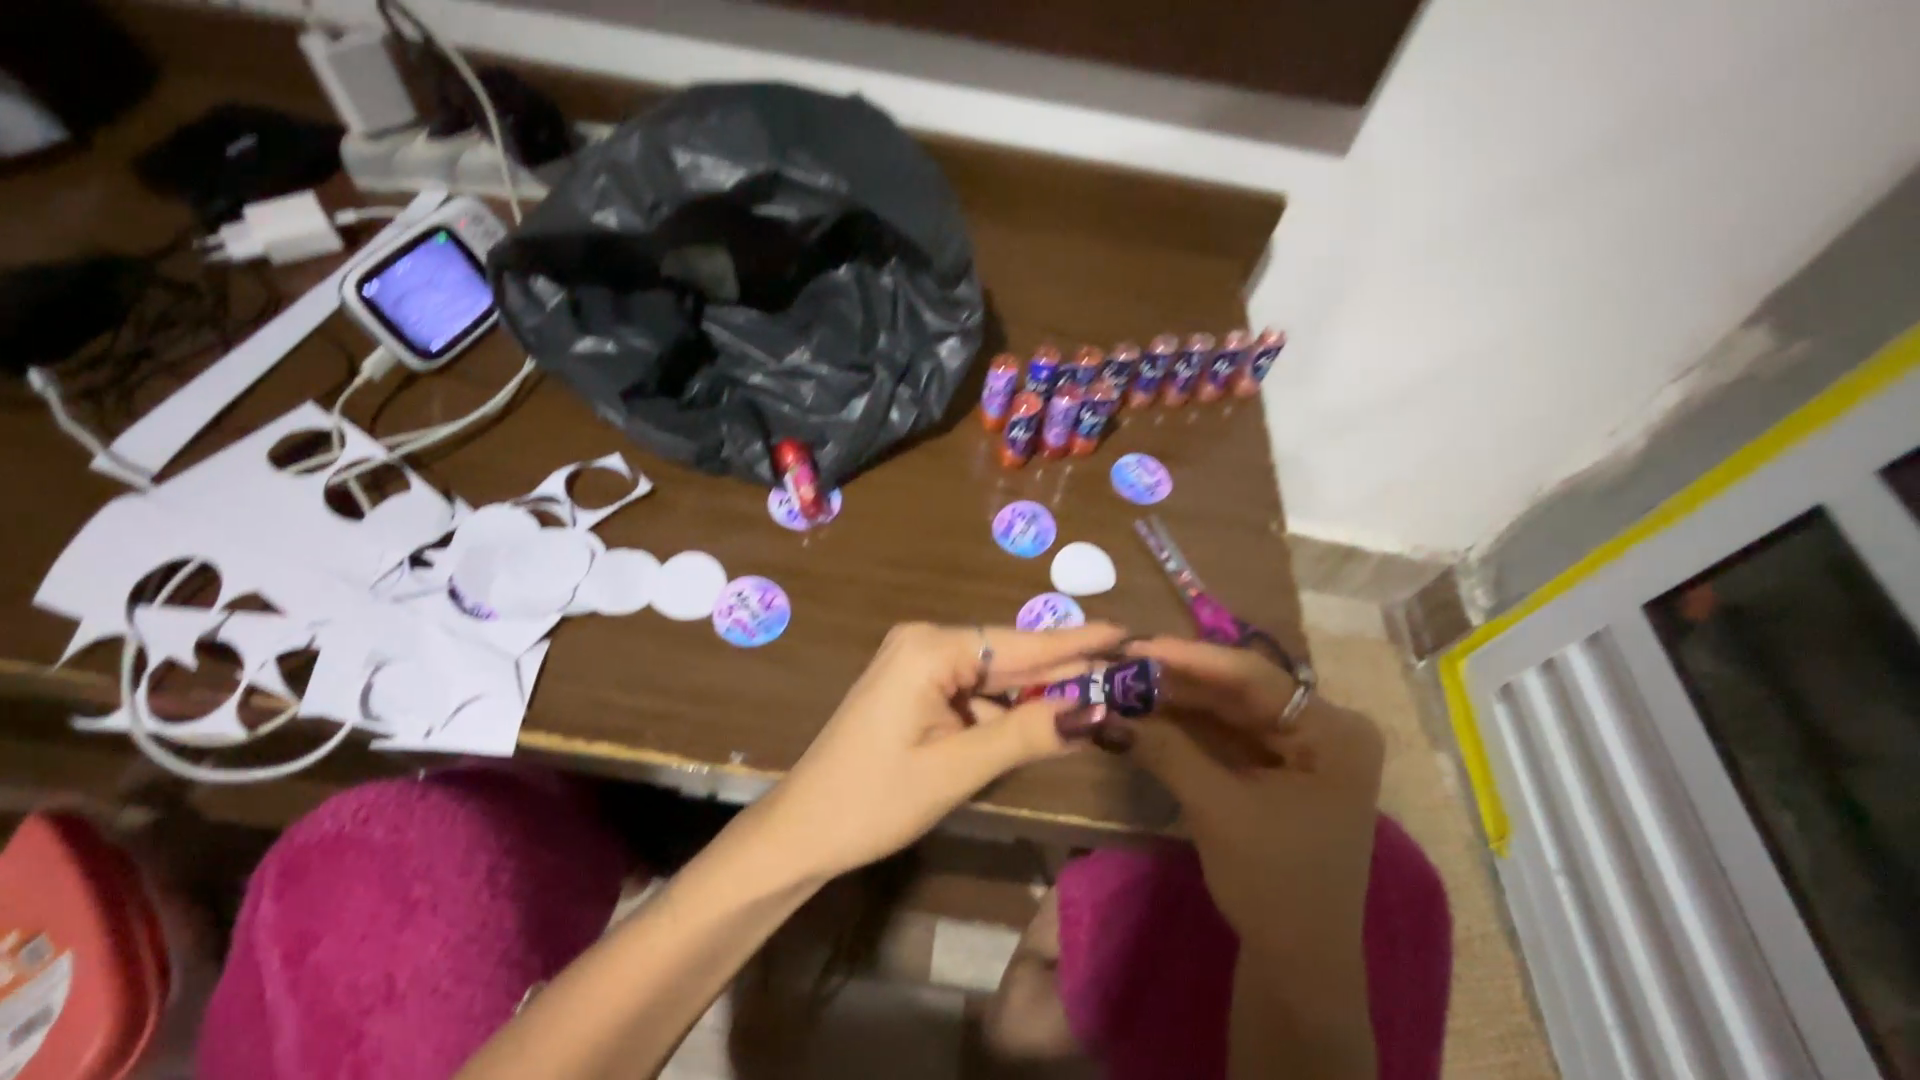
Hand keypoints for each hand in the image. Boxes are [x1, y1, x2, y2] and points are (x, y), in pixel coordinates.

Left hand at [751, 621, 1126, 882]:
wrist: (802, 831)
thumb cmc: (874, 800)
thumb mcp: (958, 769)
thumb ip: (1027, 734)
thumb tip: (1097, 710)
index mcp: (930, 649)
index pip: (1021, 643)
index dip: (1078, 642)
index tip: (1131, 633)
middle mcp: (924, 643)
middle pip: (1009, 657)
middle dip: (1064, 673)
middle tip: (1127, 678)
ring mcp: (915, 665)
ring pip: (994, 679)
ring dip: (1037, 698)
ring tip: (1099, 706)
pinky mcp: (913, 691)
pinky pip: (973, 695)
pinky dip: (1005, 713)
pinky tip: (1042, 726)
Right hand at [1122, 637, 1383, 956]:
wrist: (1300, 959)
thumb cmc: (1273, 882)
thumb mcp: (1217, 808)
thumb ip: (1166, 750)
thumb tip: (1107, 710)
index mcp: (1334, 732)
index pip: (1252, 678)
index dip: (1187, 658)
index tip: (1134, 644)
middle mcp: (1327, 729)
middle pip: (1242, 690)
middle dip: (1179, 679)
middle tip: (1121, 662)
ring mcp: (1306, 750)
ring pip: (1233, 711)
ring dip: (1181, 700)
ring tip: (1127, 681)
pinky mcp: (1283, 771)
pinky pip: (1234, 735)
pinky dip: (1193, 727)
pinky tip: (1152, 711)